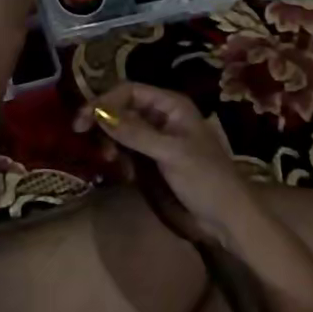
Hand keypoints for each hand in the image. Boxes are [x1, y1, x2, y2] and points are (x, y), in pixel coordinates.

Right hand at [74, 83, 252, 246]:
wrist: (229, 220)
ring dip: (109, 141)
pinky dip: (118, 156)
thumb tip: (98, 114)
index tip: (84, 119)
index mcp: (171, 105)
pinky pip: (126, 148)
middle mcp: (162, 116)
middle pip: (121, 107)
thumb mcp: (171, 153)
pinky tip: (122, 171)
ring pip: (120, 128)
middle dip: (103, 120)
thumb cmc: (207, 180)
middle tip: (82, 135)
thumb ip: (135, 133)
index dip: (104, 101)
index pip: (128, 91)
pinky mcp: (153, 158)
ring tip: (108, 159)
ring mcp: (157, 137)